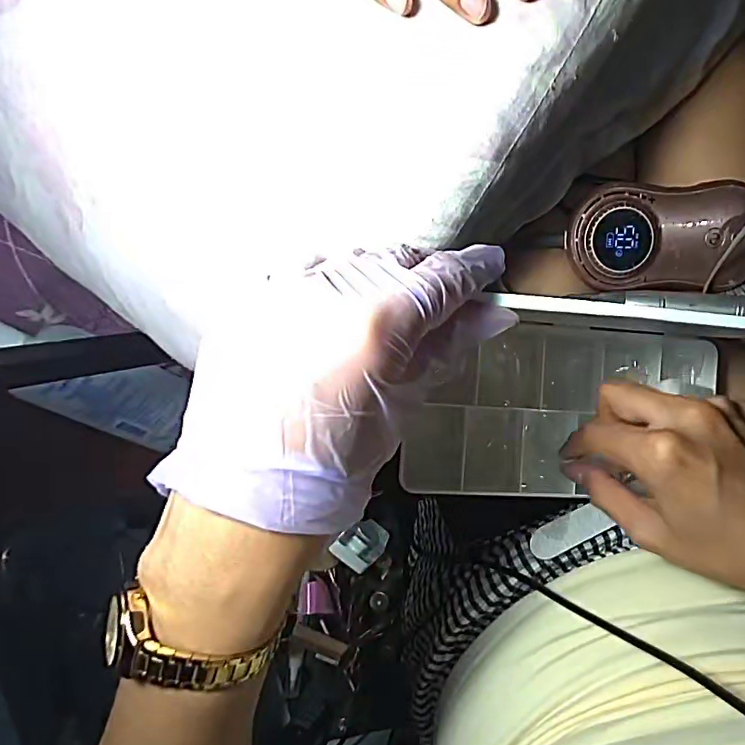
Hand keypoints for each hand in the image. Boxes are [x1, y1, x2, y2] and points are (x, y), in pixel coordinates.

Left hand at [151, 245, 514, 534]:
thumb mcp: (406, 402)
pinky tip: (338, 316)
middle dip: (427, 277)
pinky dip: (335, 286)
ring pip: (355, 259)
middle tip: (441, 305)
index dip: (474, 270)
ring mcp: (287, 289)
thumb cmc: (331, 462)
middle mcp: (330, 290)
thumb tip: (488, 317)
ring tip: (383, 319)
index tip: (487, 265)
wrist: (256, 486)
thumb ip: (448, 348)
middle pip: (400, 258)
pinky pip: (309, 270)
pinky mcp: (256, 298)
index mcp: (379, 322)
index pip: (443, 277)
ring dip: (380, 279)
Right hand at [561, 380, 744, 620]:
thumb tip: (582, 471)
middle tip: (610, 454)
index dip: (576, 446)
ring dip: (645, 422)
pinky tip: (697, 457)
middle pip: (619, 392)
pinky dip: (683, 425)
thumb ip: (609, 495)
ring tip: (658, 461)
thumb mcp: (657, 535)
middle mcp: (688, 418)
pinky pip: (694, 404)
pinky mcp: (742, 408)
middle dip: (605, 420)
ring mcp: (719, 408)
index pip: (597, 431)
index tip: (574, 459)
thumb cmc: (732, 552)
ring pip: (657, 396)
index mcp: (662, 453)